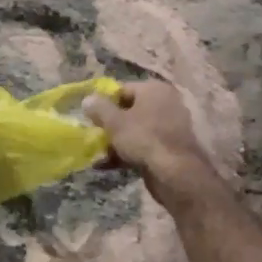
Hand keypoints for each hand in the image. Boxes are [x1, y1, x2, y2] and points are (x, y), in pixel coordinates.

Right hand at [81, 80, 211, 192]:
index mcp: (155, 89)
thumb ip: (99, 108)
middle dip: (111, 124)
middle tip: (95, 135)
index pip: (123, 89)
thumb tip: (87, 99)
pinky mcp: (171, 147)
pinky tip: (110, 165)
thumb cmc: (143, 138)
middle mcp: (166, 103)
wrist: (174, 172)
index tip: (92, 118)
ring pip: (137, 130)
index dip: (105, 103)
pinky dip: (129, 152)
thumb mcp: (114, 122)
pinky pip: (145, 145)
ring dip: (117, 141)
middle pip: (130, 110)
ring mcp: (171, 126)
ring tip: (99, 154)